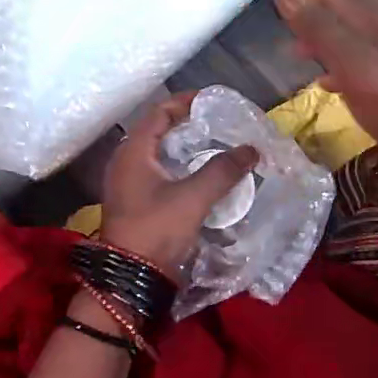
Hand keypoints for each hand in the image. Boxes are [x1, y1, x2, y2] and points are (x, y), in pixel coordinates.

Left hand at [99, 93, 258, 278]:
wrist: (133, 276)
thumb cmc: (157, 229)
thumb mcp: (193, 198)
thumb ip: (222, 170)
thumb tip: (251, 149)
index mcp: (133, 152)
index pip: (158, 113)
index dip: (184, 103)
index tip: (211, 102)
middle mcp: (126, 164)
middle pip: (158, 134)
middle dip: (188, 128)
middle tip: (218, 128)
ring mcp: (128, 186)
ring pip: (160, 158)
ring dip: (186, 153)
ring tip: (215, 151)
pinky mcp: (135, 205)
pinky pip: (159, 177)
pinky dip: (180, 172)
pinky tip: (202, 180)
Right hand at [273, 0, 377, 158]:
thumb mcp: (354, 65)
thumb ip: (322, 30)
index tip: (276, 3)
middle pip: (345, 14)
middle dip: (313, 16)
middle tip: (284, 30)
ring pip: (350, 40)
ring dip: (322, 42)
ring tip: (297, 54)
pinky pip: (357, 66)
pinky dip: (336, 67)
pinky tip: (325, 84)